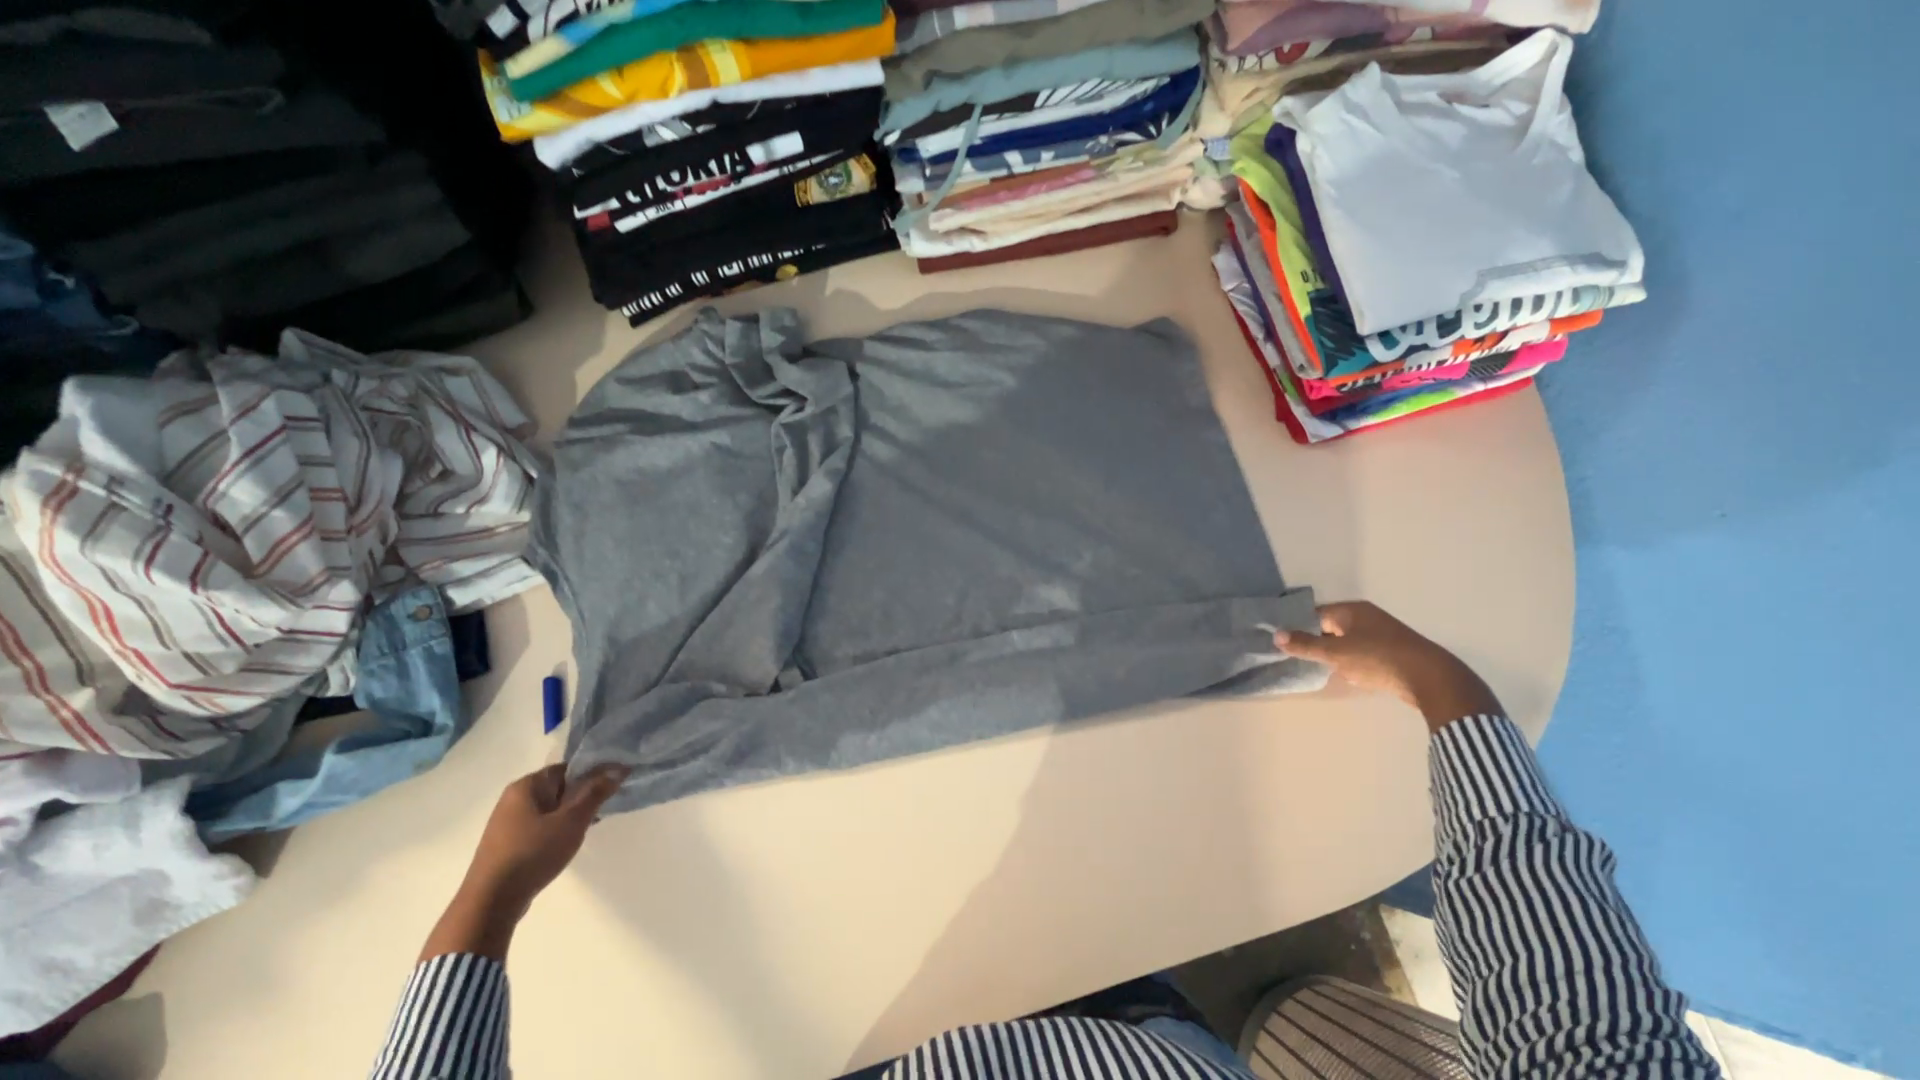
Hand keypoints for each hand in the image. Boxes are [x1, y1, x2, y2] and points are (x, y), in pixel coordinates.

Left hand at [421, 763, 628, 961]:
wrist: (491, 901)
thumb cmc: (533, 853)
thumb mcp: (571, 821)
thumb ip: (595, 793)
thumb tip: (619, 767)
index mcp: (526, 785)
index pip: (566, 768)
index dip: (592, 774)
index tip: (614, 787)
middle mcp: (513, 799)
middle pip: (558, 789)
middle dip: (582, 798)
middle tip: (603, 811)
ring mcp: (507, 823)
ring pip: (549, 810)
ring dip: (569, 817)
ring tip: (586, 831)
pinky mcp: (506, 844)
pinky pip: (539, 828)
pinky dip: (555, 831)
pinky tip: (564, 847)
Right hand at [1274, 601, 1501, 732]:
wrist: (1428, 677)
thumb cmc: (1377, 659)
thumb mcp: (1335, 653)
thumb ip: (1305, 645)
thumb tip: (1275, 634)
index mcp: (1351, 610)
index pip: (1315, 613)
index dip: (1298, 626)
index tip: (1283, 642)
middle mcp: (1366, 616)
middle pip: (1330, 627)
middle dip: (1316, 642)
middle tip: (1297, 658)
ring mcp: (1381, 634)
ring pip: (1346, 642)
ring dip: (1334, 655)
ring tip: (1320, 669)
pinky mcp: (1392, 651)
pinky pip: (1362, 653)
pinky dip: (1352, 662)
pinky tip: (1348, 676)